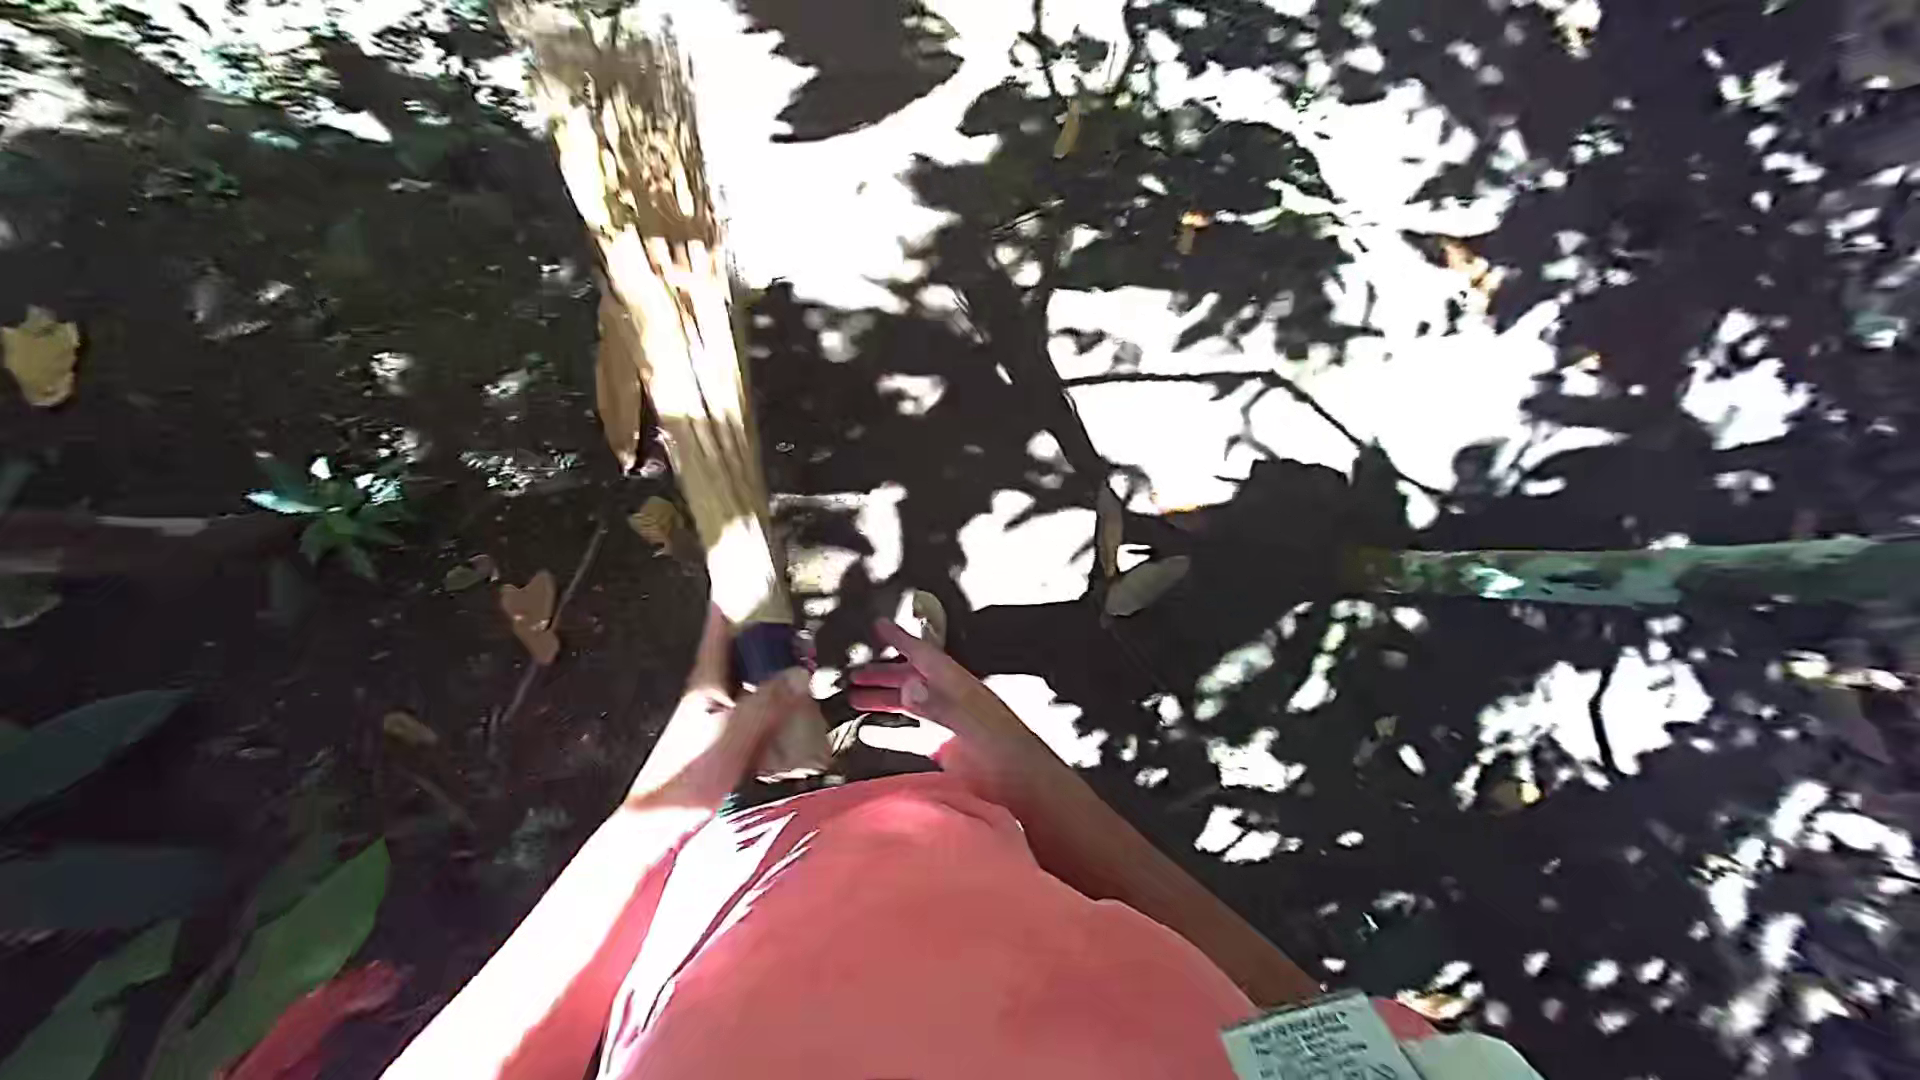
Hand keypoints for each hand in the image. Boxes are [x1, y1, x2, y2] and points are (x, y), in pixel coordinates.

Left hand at [628, 604, 808, 811]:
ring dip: (769, 663)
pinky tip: (789, 702)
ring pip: (747, 678)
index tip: (740, 574)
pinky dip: (771, 694)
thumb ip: (768, 703)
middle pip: (737, 651)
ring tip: (798, 656)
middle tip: (790, 618)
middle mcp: (710, 692)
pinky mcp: (723, 736)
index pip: (719, 631)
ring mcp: (715, 715)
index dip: (729, 602)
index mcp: (706, 683)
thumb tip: (801, 671)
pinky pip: (753, 704)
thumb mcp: (734, 735)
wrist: (658, 822)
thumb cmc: (689, 773)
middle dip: (761, 631)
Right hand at [849, 619, 1068, 807]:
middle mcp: (951, 702)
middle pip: (911, 679)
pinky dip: (890, 732)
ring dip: (883, 699)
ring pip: (909, 705)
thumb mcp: (974, 725)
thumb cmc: (1009, 754)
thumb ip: (942, 706)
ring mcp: (947, 726)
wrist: (1029, 789)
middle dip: (883, 673)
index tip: (879, 626)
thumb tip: (909, 688)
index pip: (925, 656)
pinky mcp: (946, 751)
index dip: (902, 640)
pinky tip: (872, 733)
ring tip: (855, 697)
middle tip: (855, 672)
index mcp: (959, 687)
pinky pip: (911, 736)